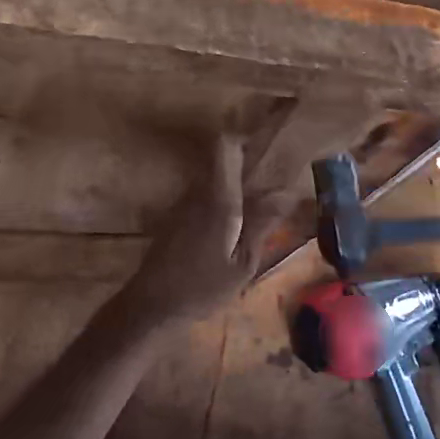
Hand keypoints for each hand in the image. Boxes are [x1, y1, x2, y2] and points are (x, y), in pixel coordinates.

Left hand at [114, 134, 288, 324]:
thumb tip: (287, 192)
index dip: (246, 133)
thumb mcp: (242, 263)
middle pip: (222, 158)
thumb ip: (263, 223)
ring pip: (214, 178)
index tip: (270, 137)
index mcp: (218, 199)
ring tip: (264, 201)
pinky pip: (205, 196)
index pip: (225, 145)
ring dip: (237, 183)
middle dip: (249, 159)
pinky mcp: (176, 217)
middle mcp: (198, 192)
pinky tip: (239, 225)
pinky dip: (224, 201)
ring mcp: (183, 203)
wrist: (152, 305)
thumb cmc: (201, 288)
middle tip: (278, 174)